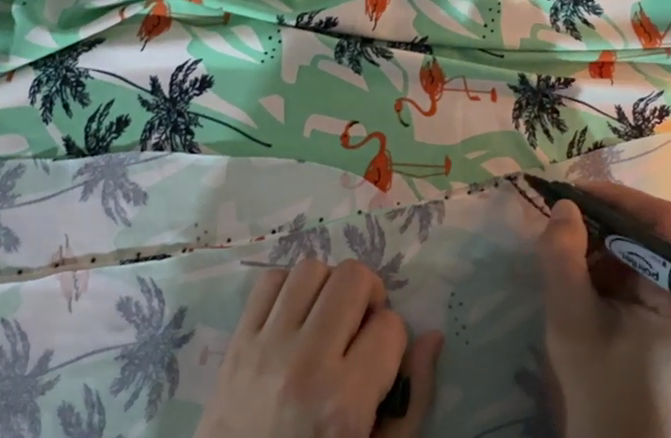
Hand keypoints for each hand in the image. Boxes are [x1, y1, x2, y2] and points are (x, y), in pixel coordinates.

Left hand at [196, 258, 443, 437]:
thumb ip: (412, 398)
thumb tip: (432, 336)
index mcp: (344, 401)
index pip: (391, 326)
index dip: (394, 338)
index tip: (382, 358)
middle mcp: (306, 363)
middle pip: (353, 278)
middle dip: (368, 295)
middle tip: (361, 324)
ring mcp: (266, 346)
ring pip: (311, 269)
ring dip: (328, 288)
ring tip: (327, 317)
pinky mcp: (238, 339)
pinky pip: (270, 280)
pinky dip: (289, 289)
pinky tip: (296, 316)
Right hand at [537, 183, 670, 437]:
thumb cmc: (600, 384)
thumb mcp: (572, 317)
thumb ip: (563, 256)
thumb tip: (563, 206)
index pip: (660, 219)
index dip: (616, 197)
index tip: (573, 194)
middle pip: (650, 233)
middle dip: (601, 224)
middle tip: (560, 222)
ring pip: (640, 253)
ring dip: (599, 247)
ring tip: (564, 257)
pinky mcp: (669, 321)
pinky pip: (638, 276)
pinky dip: (605, 270)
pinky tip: (579, 281)